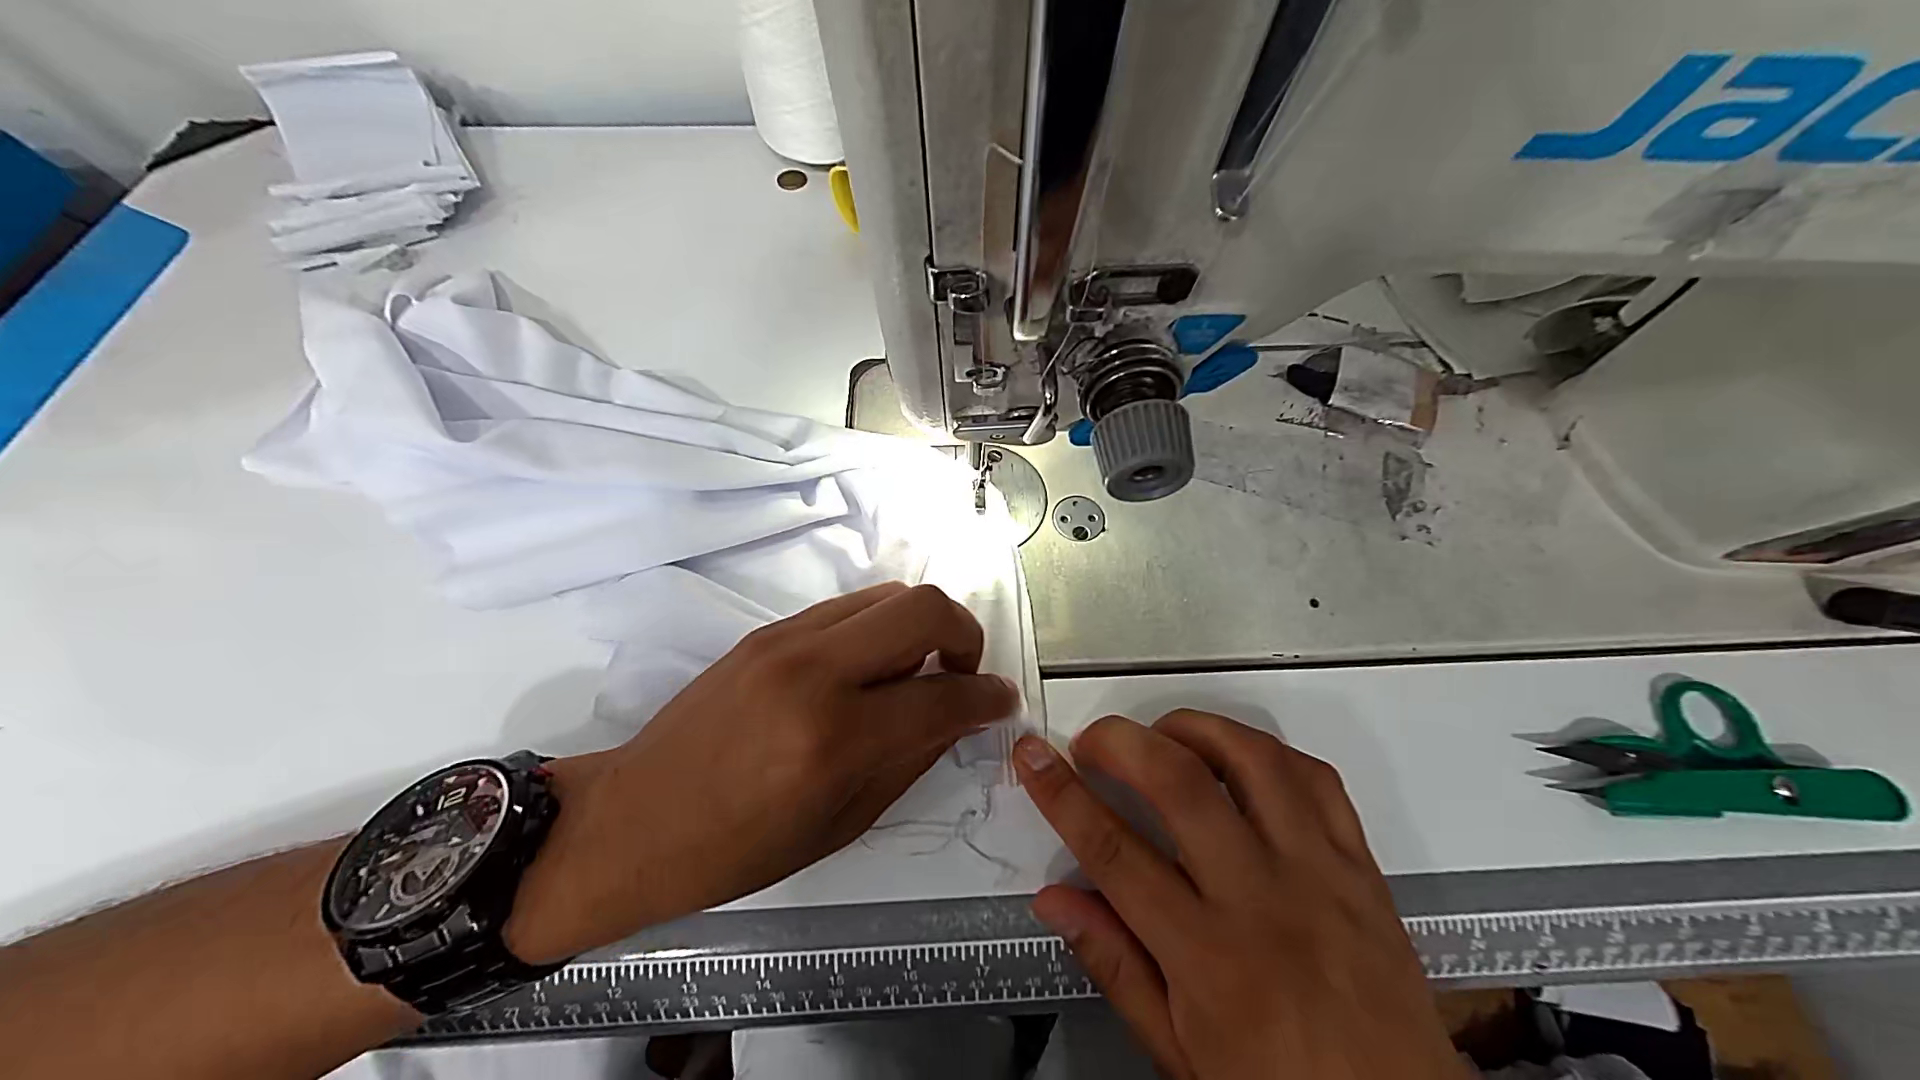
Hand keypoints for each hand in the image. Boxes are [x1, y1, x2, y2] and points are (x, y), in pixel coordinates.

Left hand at [506, 582, 1019, 962]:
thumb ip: (913, 758)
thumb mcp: (842, 823)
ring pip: (888, 596)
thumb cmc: (738, 849)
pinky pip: (848, 609)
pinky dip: (880, 628)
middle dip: (966, 635)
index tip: (1002, 701)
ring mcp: (787, 642)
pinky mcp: (767, 632)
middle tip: (963, 673)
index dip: (988, 697)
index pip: (943, 695)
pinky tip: (871, 668)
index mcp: (835, 740)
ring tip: (916, 671)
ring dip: (921, 627)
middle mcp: (815, 673)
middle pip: (925, 609)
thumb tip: (960, 714)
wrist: (633, 820)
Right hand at [1013, 712, 1466, 1079]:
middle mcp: (1263, 900)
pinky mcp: (1363, 866)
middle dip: (1121, 742)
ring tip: (1160, 736)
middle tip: (1093, 743)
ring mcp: (1320, 874)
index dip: (1061, 794)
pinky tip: (1237, 758)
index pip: (1114, 853)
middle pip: (1180, 784)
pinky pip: (1317, 780)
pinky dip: (1267, 751)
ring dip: (1194, 729)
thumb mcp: (1178, 1050)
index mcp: (1209, 958)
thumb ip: (1113, 963)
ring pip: (1252, 761)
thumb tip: (1052, 897)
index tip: (1032, 755)